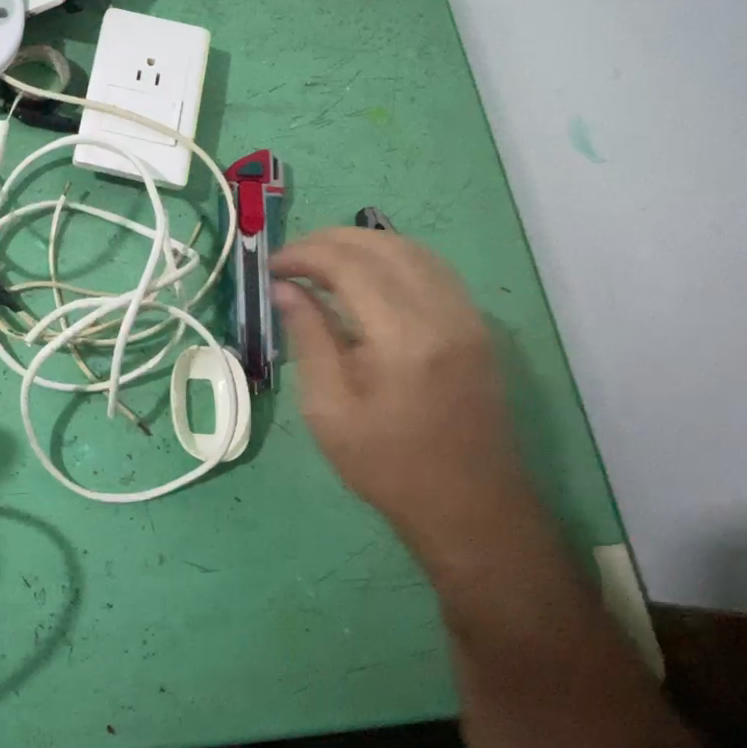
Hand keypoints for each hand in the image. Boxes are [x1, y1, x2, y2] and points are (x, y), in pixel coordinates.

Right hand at [271, 228, 529, 547]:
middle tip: (289, 260)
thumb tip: (284, 288)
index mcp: (402, 338)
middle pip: (383, 245)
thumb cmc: (386, 466)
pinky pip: (431, 269)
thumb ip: (308, 338)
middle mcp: (443, 314)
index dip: (303, 254)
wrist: (469, 506)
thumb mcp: (328, 409)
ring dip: (361, 246)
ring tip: (319, 265)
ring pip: (412, 249)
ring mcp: (468, 317)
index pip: (348, 264)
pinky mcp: (476, 326)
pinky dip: (391, 260)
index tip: (269, 267)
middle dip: (329, 241)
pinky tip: (363, 280)